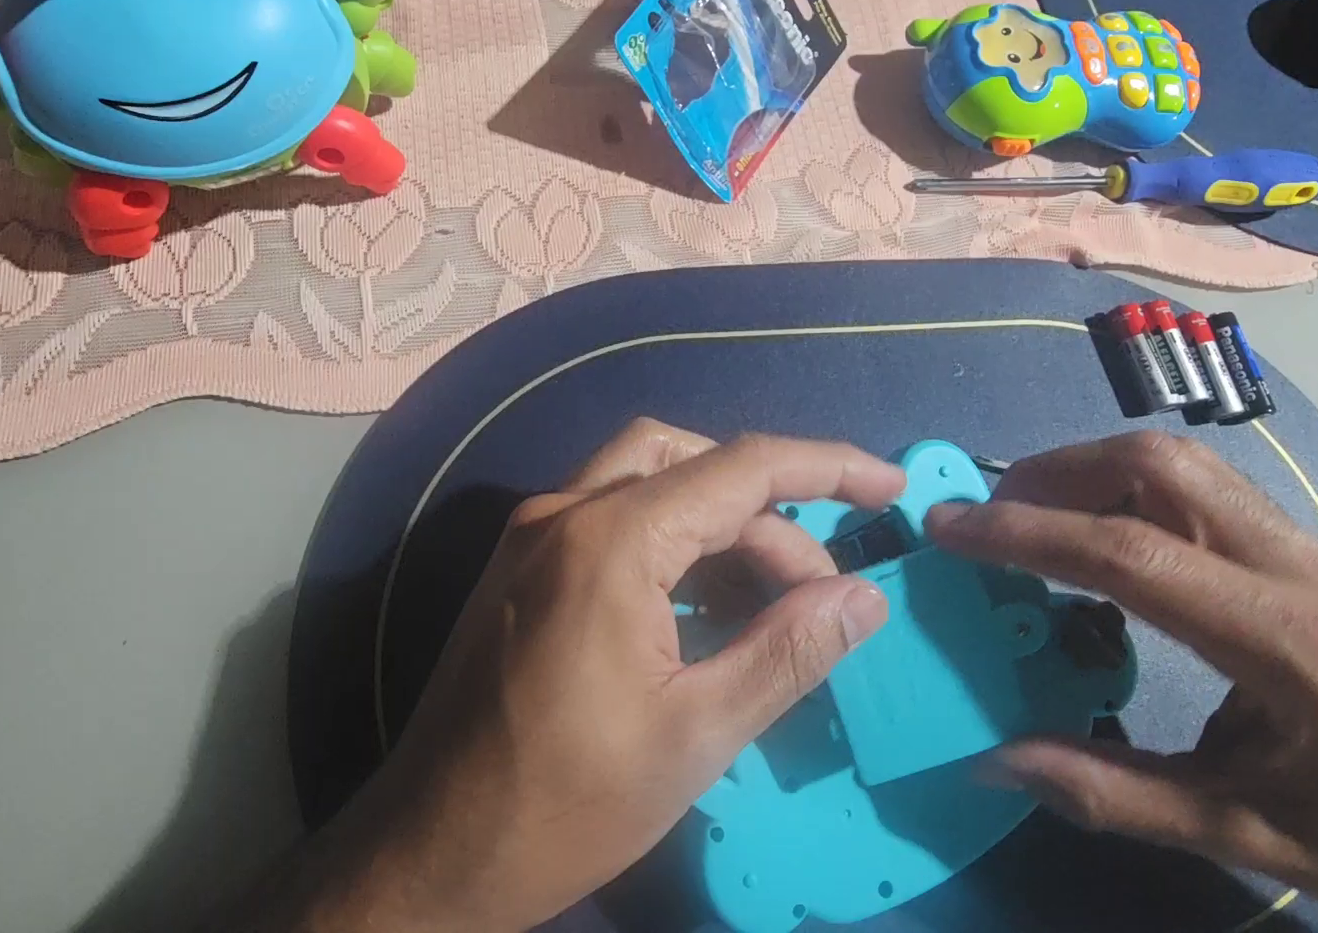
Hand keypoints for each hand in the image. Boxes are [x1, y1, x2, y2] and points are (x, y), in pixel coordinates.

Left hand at [244, 420, 902, 932]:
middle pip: (695, 464)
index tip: (888, 487)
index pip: (741, 466)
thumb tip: (864, 598)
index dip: (825, 467)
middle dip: (771, 515)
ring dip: (723, 525)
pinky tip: (706, 609)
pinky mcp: (523, 564)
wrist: (429, 854)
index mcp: (610, 540)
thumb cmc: (564, 803)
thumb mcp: (694, 735)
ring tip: (772, 605)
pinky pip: (616, 519)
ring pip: (652, 481)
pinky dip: (675, 544)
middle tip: (819, 593)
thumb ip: (786, 652)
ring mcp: (536, 533)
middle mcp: (566, 511)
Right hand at [925, 432, 1317, 932]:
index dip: (1024, 534)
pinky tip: (1107, 541)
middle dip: (1057, 472)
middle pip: (1161, 468)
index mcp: (1292, 643)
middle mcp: (1307, 570)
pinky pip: (1209, 494)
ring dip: (1093, 472)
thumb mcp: (1247, 832)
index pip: (1128, 554)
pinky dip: (1133, 494)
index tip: (949, 525)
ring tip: (1034, 516)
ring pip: (1187, 466)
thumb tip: (996, 761)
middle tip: (993, 512)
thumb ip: (1110, 792)